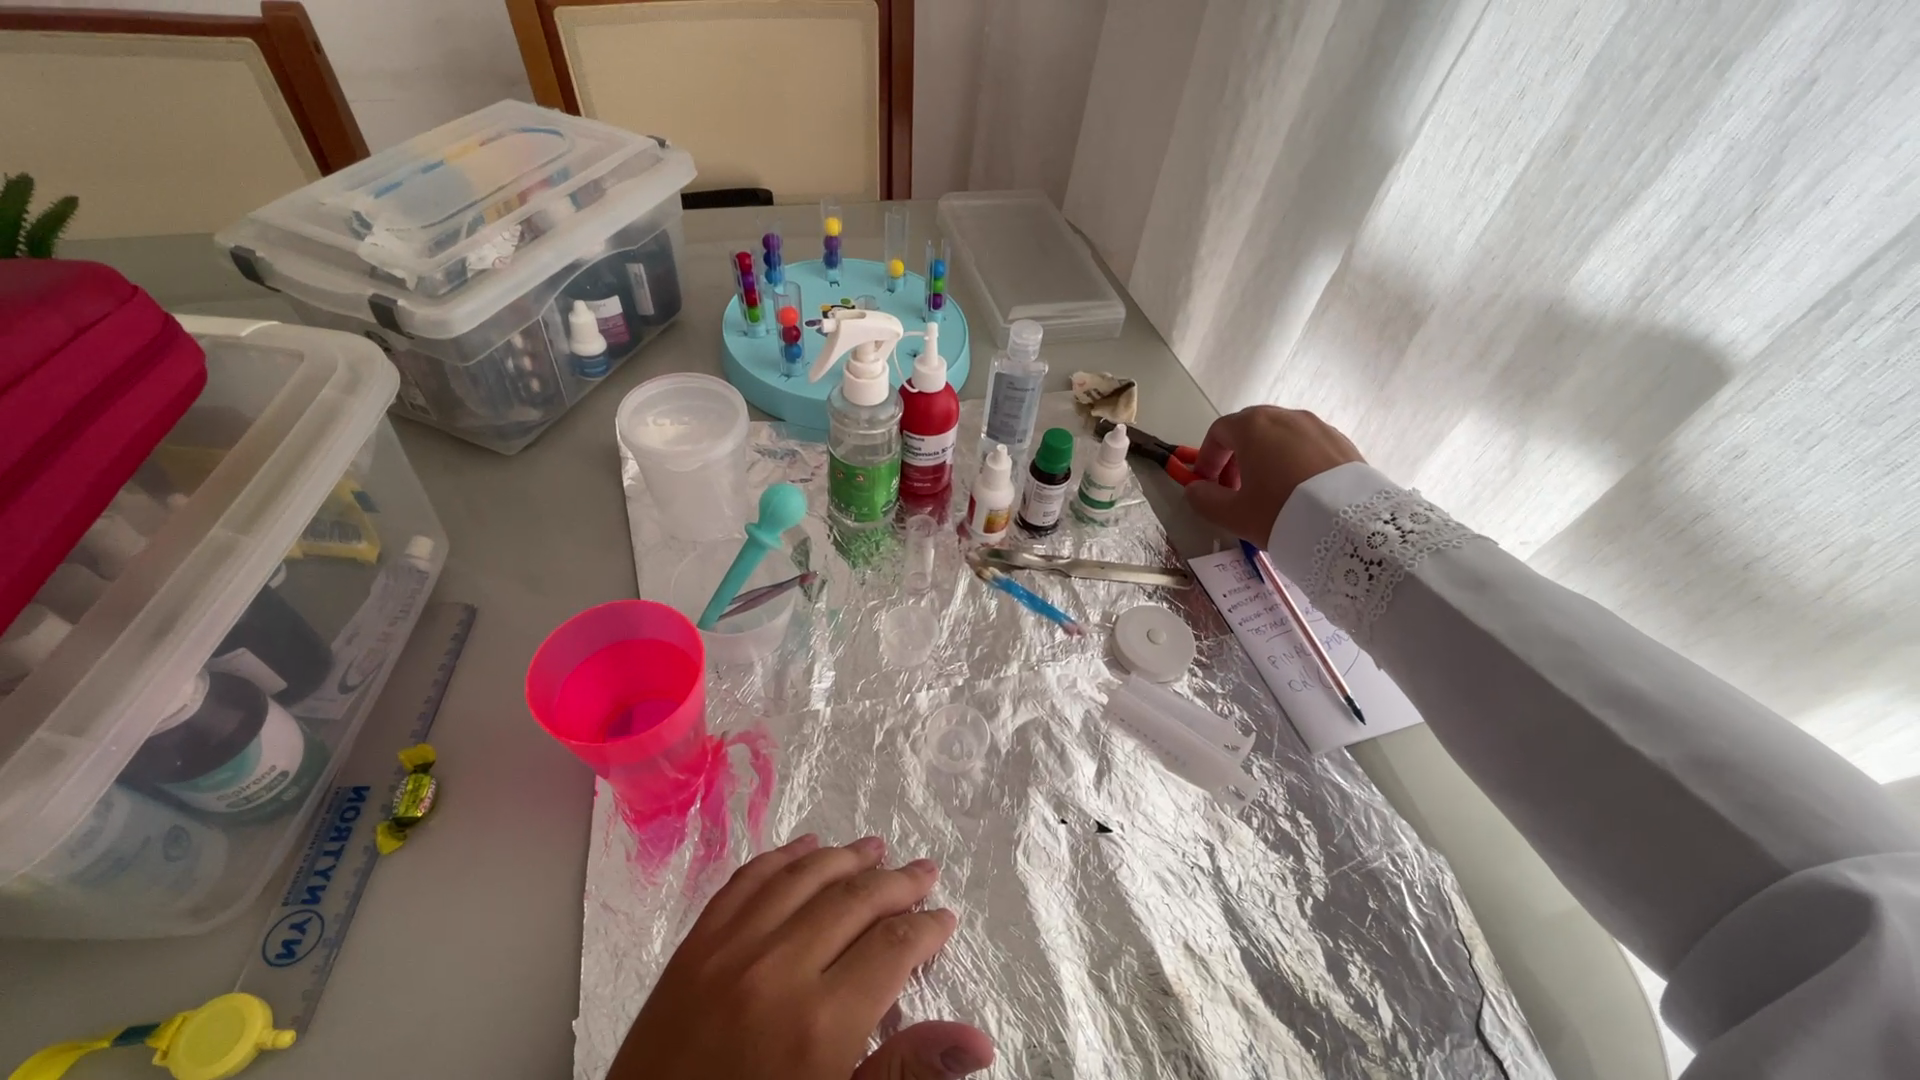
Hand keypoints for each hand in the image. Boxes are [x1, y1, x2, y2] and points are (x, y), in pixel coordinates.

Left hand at [611, 834, 994, 1079]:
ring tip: (876, 847)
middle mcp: (778, 970)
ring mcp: (729, 950)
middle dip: (898, 883)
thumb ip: (907, 1070)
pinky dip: (780, 858)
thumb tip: (979, 1042)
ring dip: (845, 857)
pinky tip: (805, 848)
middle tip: (925, 871)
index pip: (893, 947)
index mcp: (821, 1023)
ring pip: (803, 879)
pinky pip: (745, 882)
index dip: (927, 928)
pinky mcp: (693, 946)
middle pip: (854, 901)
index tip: (945, 918)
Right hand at [1183, 406, 1363, 542]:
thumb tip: (1195, 490)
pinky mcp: (1342, 442)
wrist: (1349, 524)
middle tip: (1235, 488)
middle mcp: (1286, 416)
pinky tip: (1298, 491)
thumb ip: (1205, 500)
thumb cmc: (1281, 512)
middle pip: (1250, 429)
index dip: (1207, 458)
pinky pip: (1307, 446)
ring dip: (1265, 458)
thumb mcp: (1234, 514)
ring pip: (1280, 436)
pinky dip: (1294, 461)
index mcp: (1254, 426)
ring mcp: (1317, 426)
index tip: (1207, 484)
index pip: (1219, 432)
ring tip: (1268, 492)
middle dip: (1236, 457)